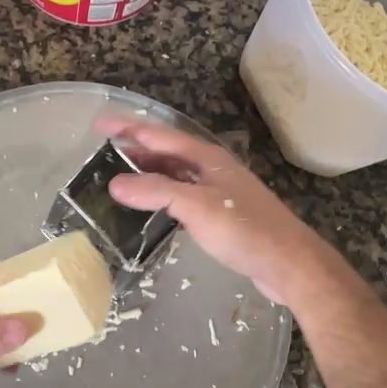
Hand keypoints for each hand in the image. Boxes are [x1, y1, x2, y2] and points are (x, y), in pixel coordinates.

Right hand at [102, 119, 353, 308]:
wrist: (288, 262)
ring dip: (148, 172)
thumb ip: (156, 192)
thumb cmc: (244, 230)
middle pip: (167, 152)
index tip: (98, 125)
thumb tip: (116, 183)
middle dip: (136, 149)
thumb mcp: (196, 207)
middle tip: (103, 152)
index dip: (128, 128)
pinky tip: (152, 207)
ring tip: (119, 176)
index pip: (158, 136)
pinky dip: (162, 194)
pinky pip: (183, 194)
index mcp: (206, 158)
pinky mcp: (222, 213)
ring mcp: (219, 190)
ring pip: (175, 173)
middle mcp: (212, 168)